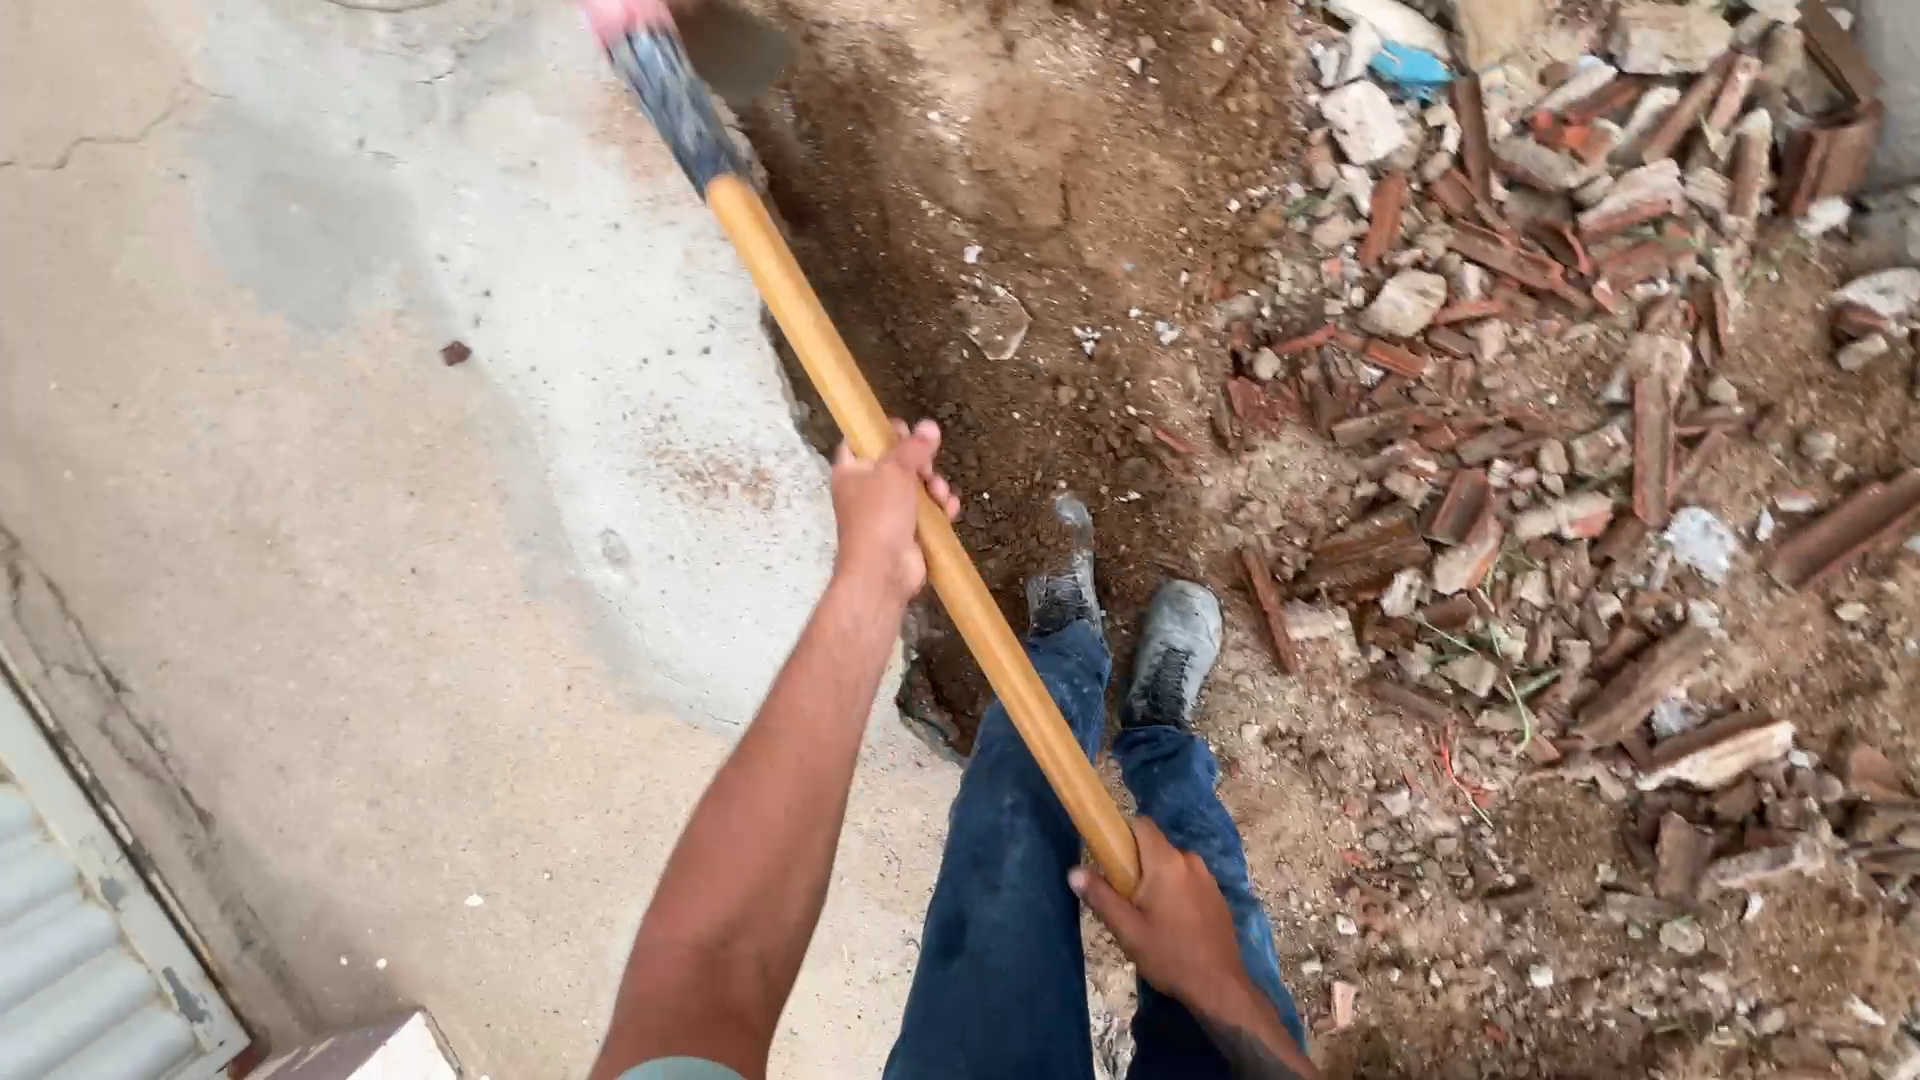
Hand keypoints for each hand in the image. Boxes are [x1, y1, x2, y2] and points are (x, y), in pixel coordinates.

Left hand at [830, 419, 959, 606]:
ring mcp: (889, 511)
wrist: (883, 570)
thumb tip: (930, 426)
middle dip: (920, 462)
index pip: (861, 441)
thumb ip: (913, 447)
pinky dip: (940, 508)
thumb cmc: (878, 514)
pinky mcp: (909, 530)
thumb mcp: (894, 471)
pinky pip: (929, 510)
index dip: (882, 432)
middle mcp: (867, 489)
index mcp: (851, 471)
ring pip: (918, 486)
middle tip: (926, 466)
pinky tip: (948, 509)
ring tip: (938, 493)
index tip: (905, 430)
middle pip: (898, 462)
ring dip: (934, 486)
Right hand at [1069, 819, 1253, 1013]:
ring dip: (1159, 878)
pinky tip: (1174, 923)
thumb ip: (1100, 896)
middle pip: (1155, 846)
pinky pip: (1189, 880)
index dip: (1123, 835)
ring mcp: (1208, 878)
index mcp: (1166, 861)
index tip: (1112, 860)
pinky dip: (1178, 890)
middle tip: (1127, 897)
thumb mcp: (1127, 930)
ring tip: (1150, 914)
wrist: (1220, 989)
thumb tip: (1073, 872)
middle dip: (1138, 864)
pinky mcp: (1218, 896)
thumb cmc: (1169, 955)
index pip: (1141, 824)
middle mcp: (1190, 860)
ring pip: (1173, 864)